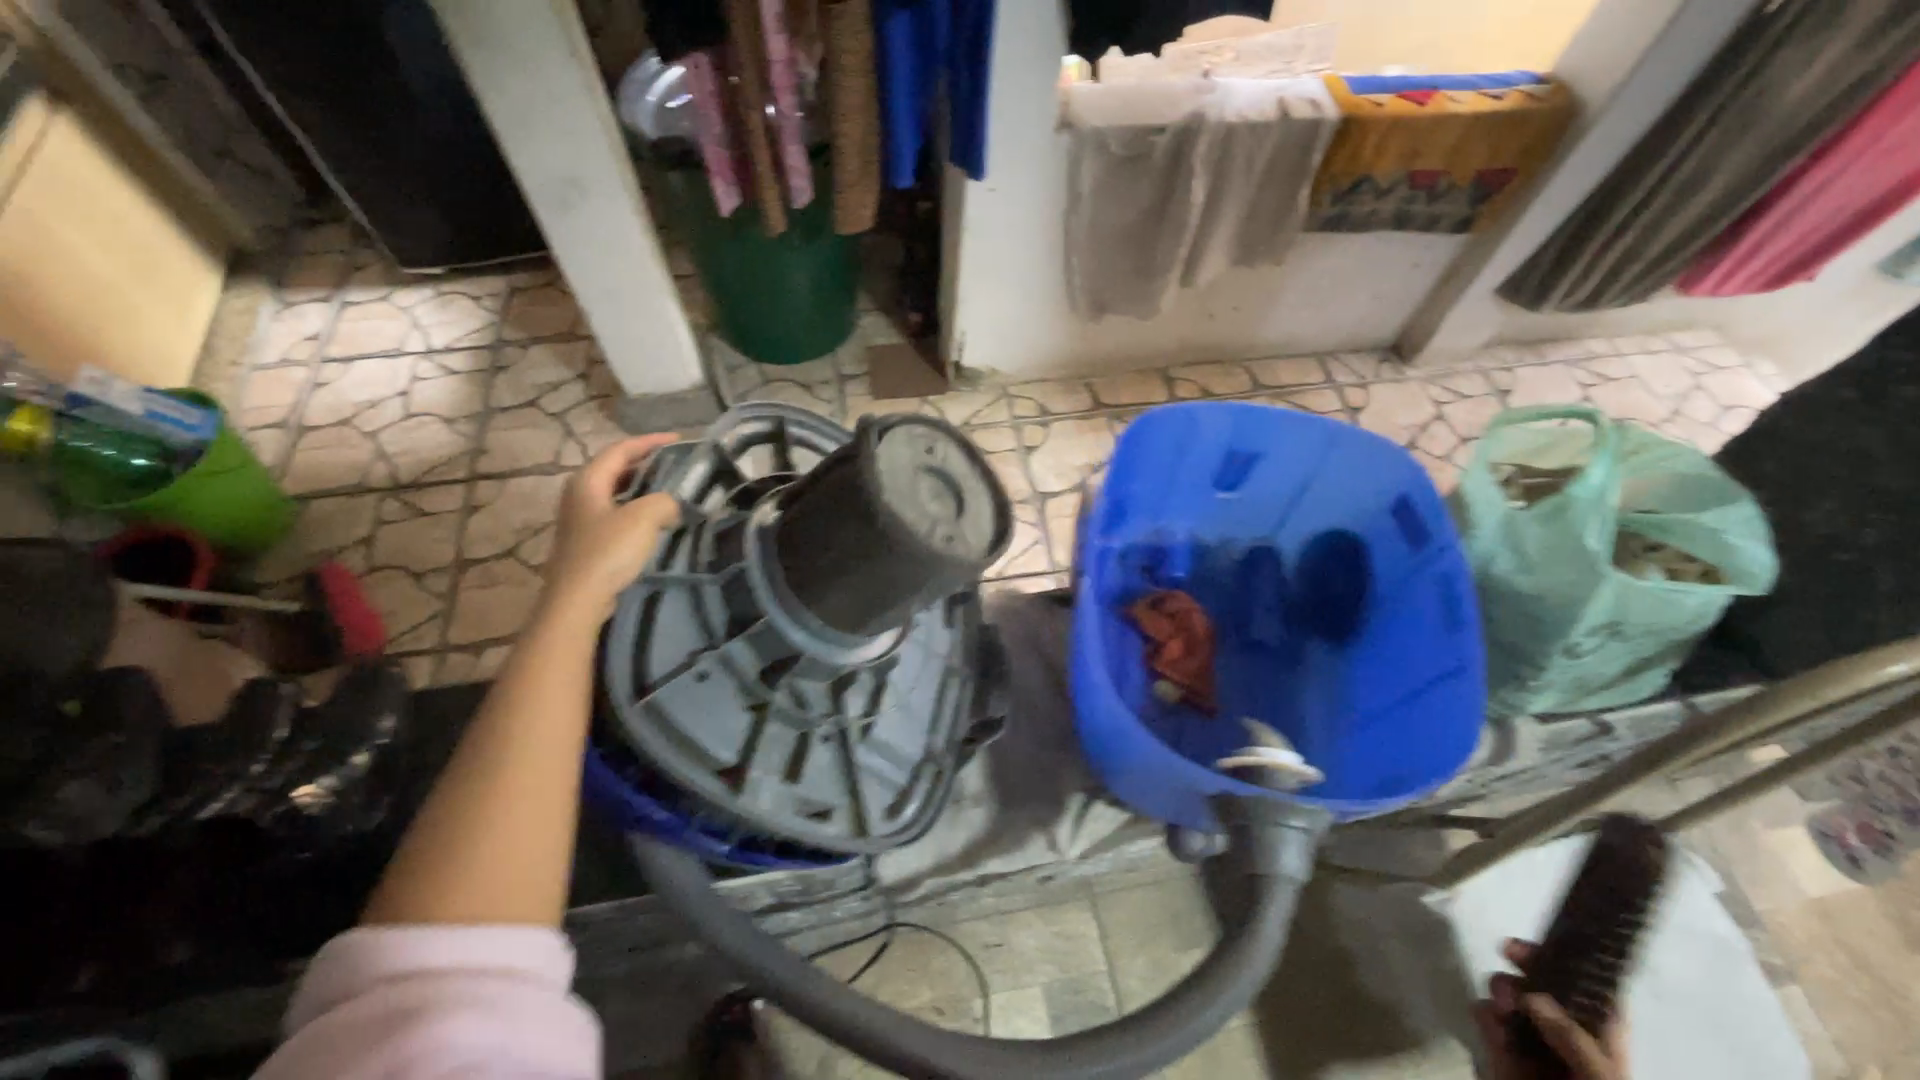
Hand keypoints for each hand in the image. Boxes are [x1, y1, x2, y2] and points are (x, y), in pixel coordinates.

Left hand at [542, 435, 683, 622]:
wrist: (578, 600)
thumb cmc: (608, 551)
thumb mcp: (644, 517)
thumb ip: (665, 501)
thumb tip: (671, 505)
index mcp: (588, 481)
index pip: (620, 449)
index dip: (650, 442)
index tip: (678, 440)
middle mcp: (579, 495)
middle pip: (615, 469)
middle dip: (646, 464)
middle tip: (676, 464)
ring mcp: (580, 520)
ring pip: (615, 493)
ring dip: (642, 489)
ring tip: (670, 490)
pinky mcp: (586, 542)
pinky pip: (615, 515)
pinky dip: (636, 510)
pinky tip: (654, 522)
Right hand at [1473, 939, 1629, 1079]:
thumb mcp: (1600, 1079)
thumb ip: (1574, 1040)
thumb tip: (1536, 996)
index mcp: (1603, 1044)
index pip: (1594, 992)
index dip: (1574, 962)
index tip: (1548, 940)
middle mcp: (1567, 1040)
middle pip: (1547, 988)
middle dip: (1528, 967)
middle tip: (1510, 953)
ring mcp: (1533, 1050)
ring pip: (1514, 1002)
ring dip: (1504, 990)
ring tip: (1502, 1000)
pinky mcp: (1502, 1060)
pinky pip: (1490, 1026)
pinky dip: (1486, 1016)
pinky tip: (1489, 1017)